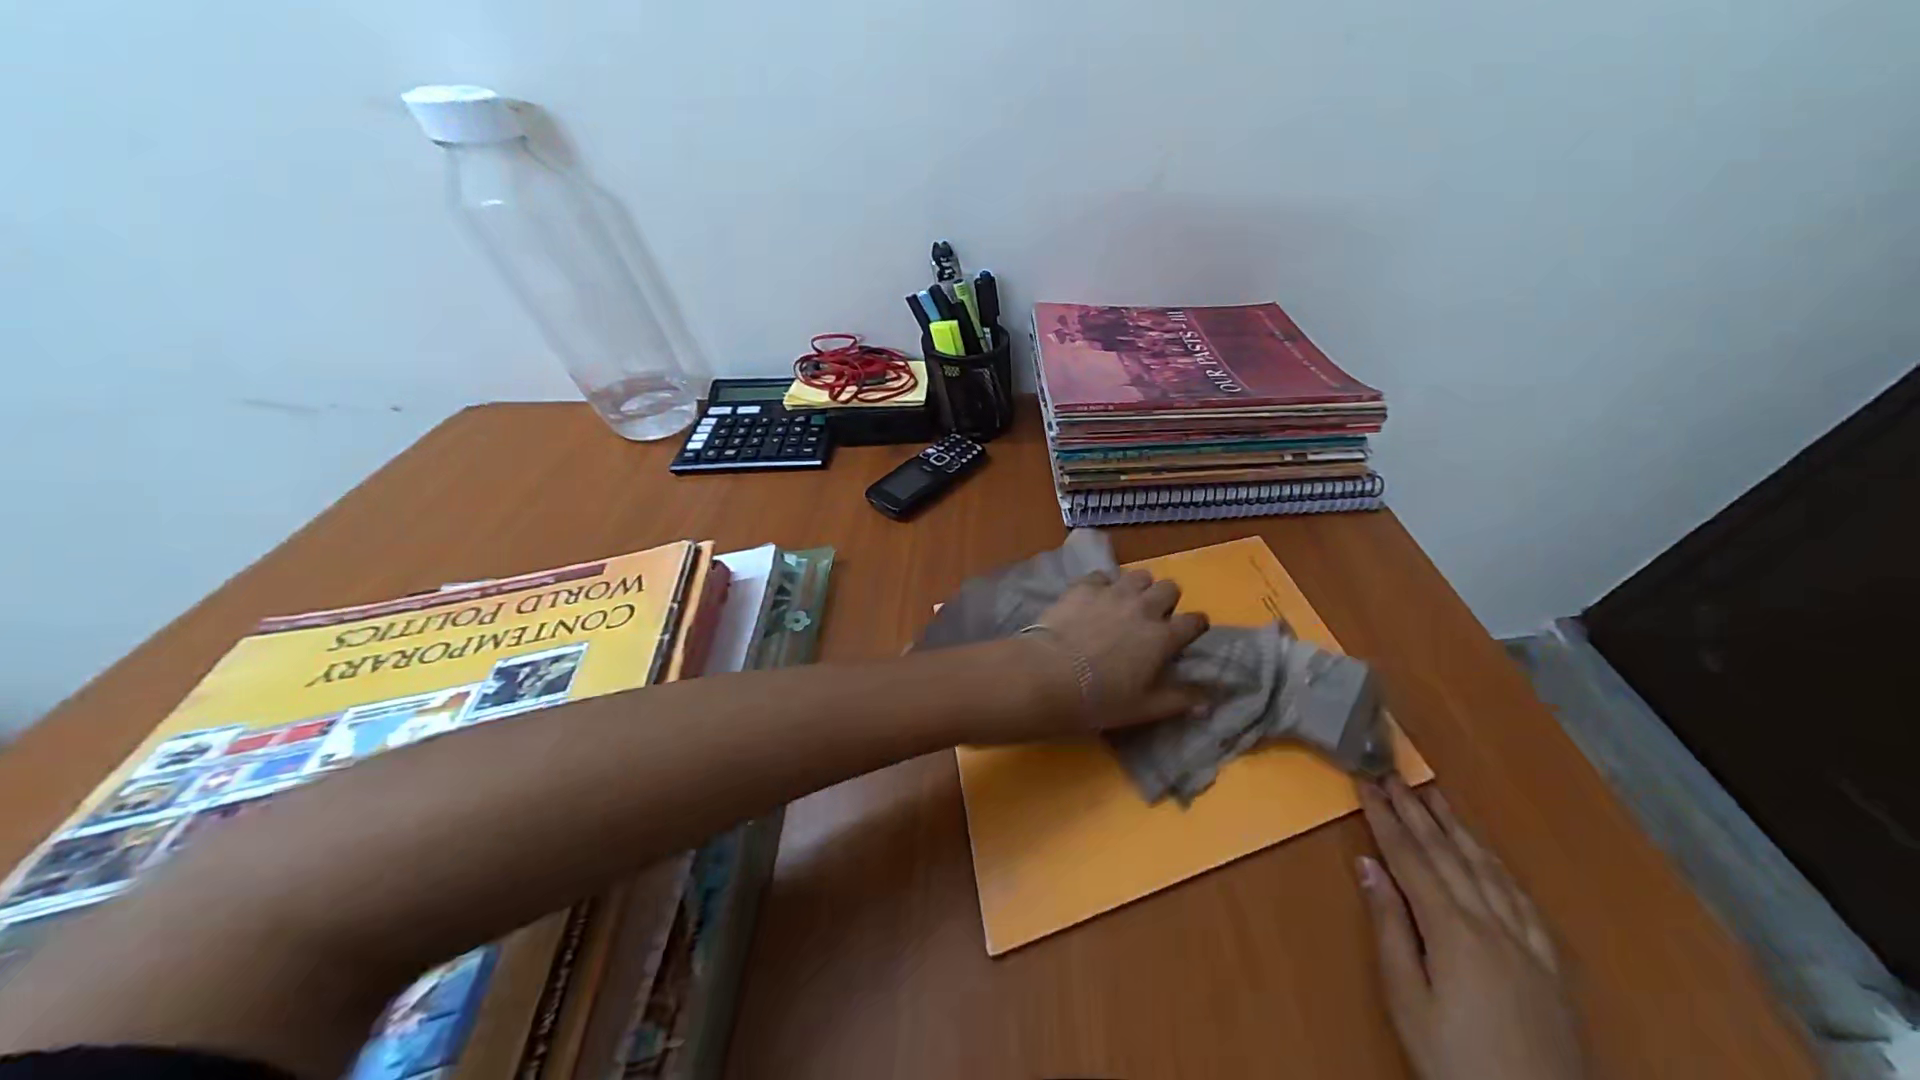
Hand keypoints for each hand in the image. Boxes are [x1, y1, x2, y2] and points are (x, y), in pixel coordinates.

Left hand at [1020, 568, 1208, 733]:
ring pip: (1139, 575)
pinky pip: (1101, 575)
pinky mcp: (1083, 587)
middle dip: (1167, 599)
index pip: (1194, 621)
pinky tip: (1094, 598)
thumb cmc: (1101, 699)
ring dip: (1138, 587)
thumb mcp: (1145, 708)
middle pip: (1169, 588)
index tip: (1191, 632)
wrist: (1050, 675)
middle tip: (1154, 616)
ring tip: (1126, 602)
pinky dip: (1102, 585)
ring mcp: (1113, 593)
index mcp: (1163, 637)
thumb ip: (1180, 700)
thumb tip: (1209, 701)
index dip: (1196, 625)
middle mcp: (1143, 608)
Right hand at [1357, 778, 1584, 1079]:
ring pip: (1487, 869)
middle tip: (1395, 774)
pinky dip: (1499, 867)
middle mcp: (1492, 924)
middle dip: (1417, 811)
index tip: (1367, 783)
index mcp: (1452, 929)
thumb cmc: (1455, 1059)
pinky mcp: (1550, 964)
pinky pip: (1522, 900)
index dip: (1385, 818)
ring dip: (1458, 828)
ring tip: (1436, 795)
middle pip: (1448, 854)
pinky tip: (1489, 856)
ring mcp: (1527, 942)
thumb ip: (1391, 928)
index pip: (1410, 858)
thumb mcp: (1408, 999)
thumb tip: (1368, 865)